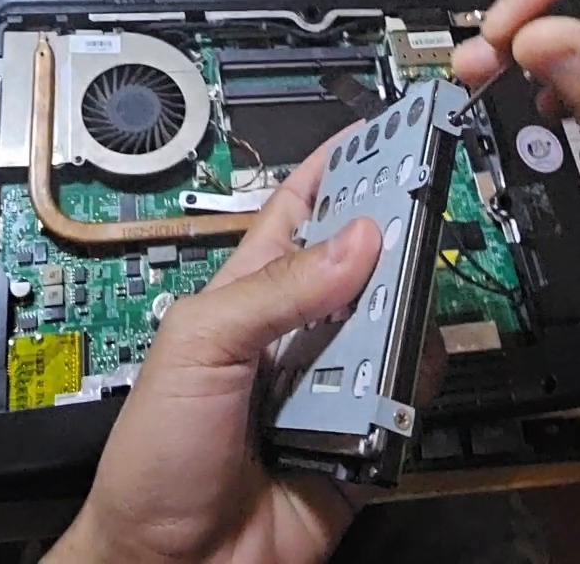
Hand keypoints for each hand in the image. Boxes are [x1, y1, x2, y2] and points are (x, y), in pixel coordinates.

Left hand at [49, 139, 382, 563]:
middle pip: (359, 257)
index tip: (385, 131)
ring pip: (390, 320)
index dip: (340, 164)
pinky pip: (405, 394)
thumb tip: (356, 240)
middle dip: (391, 227)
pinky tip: (413, 364)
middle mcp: (298, 326)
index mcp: (251, 290)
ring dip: (403, 307)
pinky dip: (417, 378)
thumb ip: (277, 290)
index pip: (302, 206)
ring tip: (409, 291)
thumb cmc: (157, 448)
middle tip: (422, 203)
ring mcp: (330, 378)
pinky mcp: (359, 433)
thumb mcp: (202, 345)